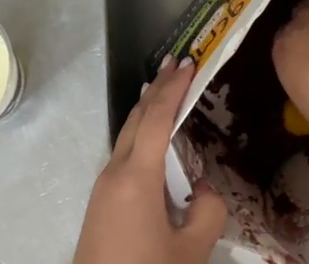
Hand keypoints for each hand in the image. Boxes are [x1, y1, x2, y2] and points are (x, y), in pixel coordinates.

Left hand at [72, 58, 226, 263]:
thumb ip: (207, 213)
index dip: (174, 88)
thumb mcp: (190, 252)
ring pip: (127, 135)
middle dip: (158, 89)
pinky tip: (151, 141)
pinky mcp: (101, 204)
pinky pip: (123, 153)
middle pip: (137, 118)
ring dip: (147, 110)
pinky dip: (140, 133)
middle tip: (178, 64)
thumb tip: (203, 190)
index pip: (157, 118)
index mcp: (137, 176)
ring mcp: (103, 187)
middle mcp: (115, 172)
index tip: (188, 63)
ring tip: (166, 90)